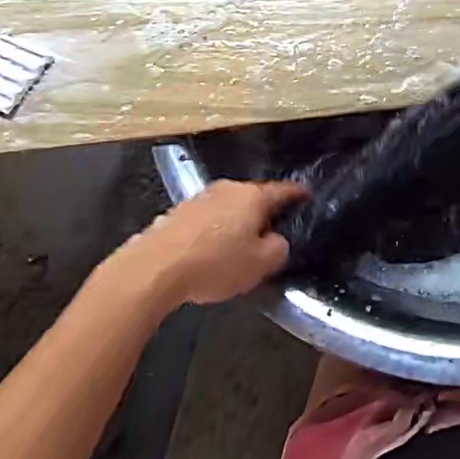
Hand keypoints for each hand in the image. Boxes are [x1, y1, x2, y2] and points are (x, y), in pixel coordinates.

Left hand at [117, 180, 308, 305]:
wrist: (153, 269)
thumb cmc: (213, 264)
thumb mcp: (260, 265)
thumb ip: (278, 249)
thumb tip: (276, 241)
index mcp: (253, 197)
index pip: (283, 190)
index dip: (298, 194)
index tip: (306, 194)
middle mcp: (228, 189)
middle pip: (254, 199)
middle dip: (262, 215)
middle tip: (269, 236)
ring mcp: (200, 198)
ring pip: (228, 209)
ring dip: (235, 225)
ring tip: (235, 251)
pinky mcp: (177, 212)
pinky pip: (205, 220)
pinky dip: (211, 233)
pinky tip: (207, 256)